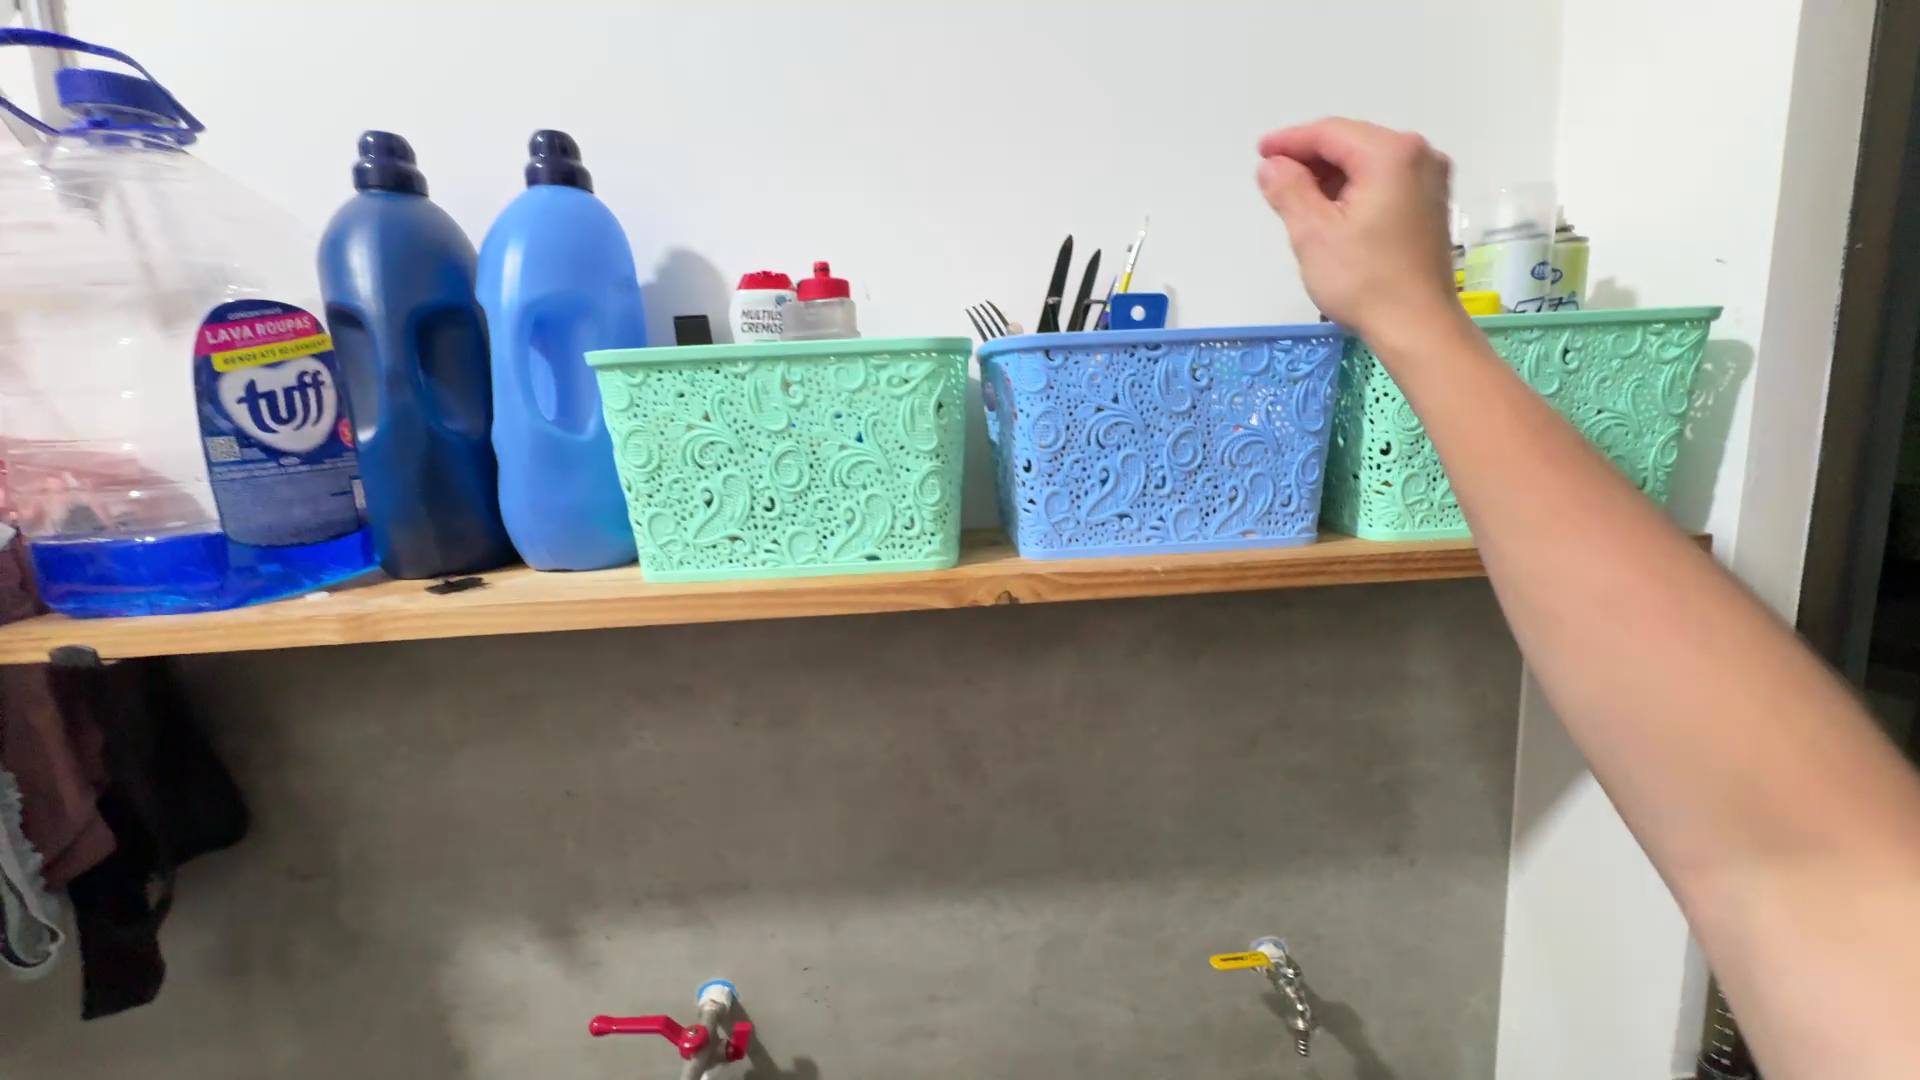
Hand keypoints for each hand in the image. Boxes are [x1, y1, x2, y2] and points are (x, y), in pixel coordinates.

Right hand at [1256, 118, 1460, 339]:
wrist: (1415, 324)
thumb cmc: (1362, 280)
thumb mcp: (1313, 234)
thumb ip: (1289, 191)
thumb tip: (1271, 166)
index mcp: (1391, 154)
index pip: (1331, 133)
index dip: (1290, 141)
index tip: (1260, 152)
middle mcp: (1419, 155)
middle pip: (1352, 144)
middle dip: (1310, 159)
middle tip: (1273, 179)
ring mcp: (1430, 179)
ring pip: (1368, 164)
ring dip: (1330, 177)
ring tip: (1296, 198)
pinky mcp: (1430, 204)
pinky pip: (1383, 182)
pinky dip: (1353, 190)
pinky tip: (1331, 211)